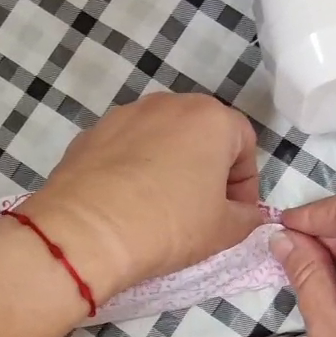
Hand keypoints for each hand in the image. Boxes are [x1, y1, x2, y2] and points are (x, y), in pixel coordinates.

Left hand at [20, 93, 265, 299]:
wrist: (86, 232)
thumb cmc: (169, 225)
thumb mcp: (223, 230)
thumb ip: (247, 217)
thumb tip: (249, 214)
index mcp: (210, 118)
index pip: (244, 143)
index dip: (245, 182)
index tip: (236, 214)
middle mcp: (168, 104)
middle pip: (200, 135)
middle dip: (207, 170)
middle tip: (201, 212)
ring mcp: (124, 115)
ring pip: (160, 140)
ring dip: (168, 167)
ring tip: (160, 209)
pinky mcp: (90, 134)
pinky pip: (124, 150)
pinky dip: (132, 171)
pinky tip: (126, 205)